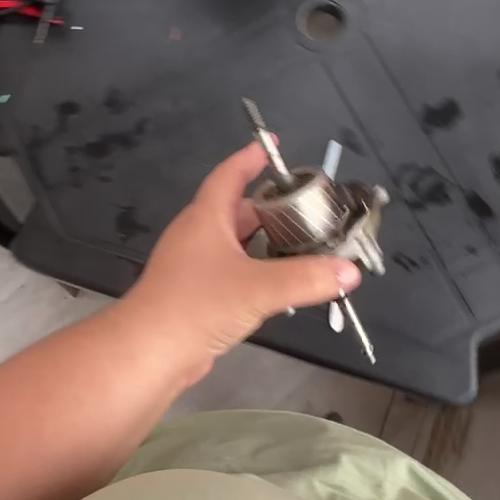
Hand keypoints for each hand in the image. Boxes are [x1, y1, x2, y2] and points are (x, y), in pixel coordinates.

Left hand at [119, 143, 360, 373]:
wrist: (149, 352)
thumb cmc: (198, 305)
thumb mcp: (259, 288)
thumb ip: (307, 278)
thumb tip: (350, 271)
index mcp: (206, 218)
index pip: (228, 176)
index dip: (249, 158)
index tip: (271, 147)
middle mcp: (197, 236)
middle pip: (237, 212)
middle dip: (271, 210)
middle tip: (308, 213)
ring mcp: (193, 267)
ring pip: (236, 246)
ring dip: (266, 246)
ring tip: (304, 250)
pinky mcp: (195, 295)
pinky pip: (231, 273)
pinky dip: (255, 273)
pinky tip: (278, 288)